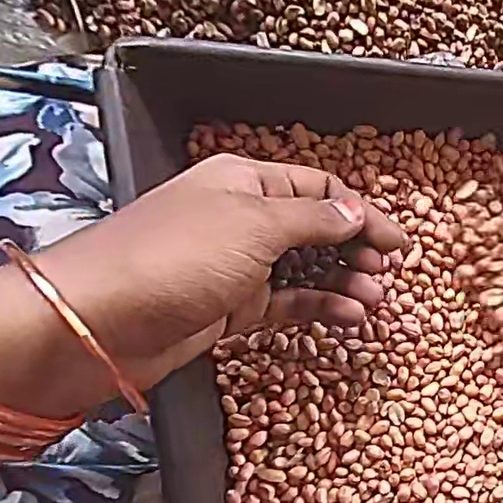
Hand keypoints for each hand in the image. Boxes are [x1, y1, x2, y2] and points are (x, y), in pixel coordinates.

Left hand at [30, 154, 406, 384]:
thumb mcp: (255, 225)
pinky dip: (320, 307)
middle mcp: (246, 219)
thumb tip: (356, 213)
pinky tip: (348, 316)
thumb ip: (313, 219)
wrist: (104, 320)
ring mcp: (240, 265)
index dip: (362, 214)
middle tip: (385, 274)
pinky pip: (290, 302)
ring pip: (307, 269)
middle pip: (318, 230)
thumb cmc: (178, 255)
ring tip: (373, 300)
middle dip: (356, 250)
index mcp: (247, 182)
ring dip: (344, 282)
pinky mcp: (235, 306)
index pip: (321, 191)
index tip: (398, 243)